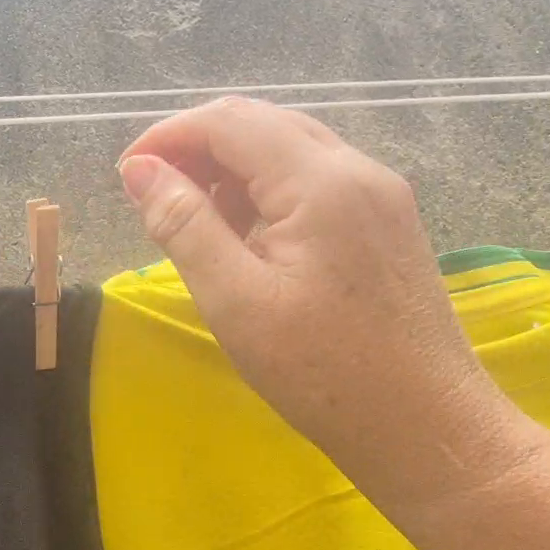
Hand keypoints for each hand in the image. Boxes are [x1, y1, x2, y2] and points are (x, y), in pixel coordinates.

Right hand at [117, 97, 525, 494]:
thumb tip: (138, 169)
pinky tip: (238, 232)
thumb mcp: (234, 299)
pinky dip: (260, 189)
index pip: (230, 122)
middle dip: (195, 146)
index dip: (168, 136)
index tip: (125, 175)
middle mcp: (357, 170)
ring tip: (185, 216)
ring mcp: (377, 195)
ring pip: (286, 148)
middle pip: (261, 123)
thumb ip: (183, 224)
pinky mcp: (382, 222)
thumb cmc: (321, 371)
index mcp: (321, 183)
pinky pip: (310, 179)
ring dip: (226, 167)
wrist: (425, 427)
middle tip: (148, 195)